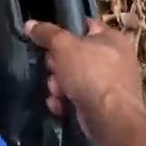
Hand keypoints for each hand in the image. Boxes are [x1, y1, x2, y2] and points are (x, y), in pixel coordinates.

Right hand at [26, 18, 143, 138]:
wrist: (111, 121)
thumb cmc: (90, 74)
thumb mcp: (62, 45)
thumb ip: (46, 32)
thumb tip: (30, 24)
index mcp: (113, 39)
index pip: (84, 25)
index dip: (64, 29)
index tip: (48, 38)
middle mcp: (115, 60)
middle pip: (74, 53)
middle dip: (57, 64)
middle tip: (53, 69)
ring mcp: (111, 84)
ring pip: (73, 76)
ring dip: (58, 84)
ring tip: (56, 92)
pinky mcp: (105, 106)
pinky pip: (79, 95)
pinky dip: (66, 100)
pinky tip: (59, 105)